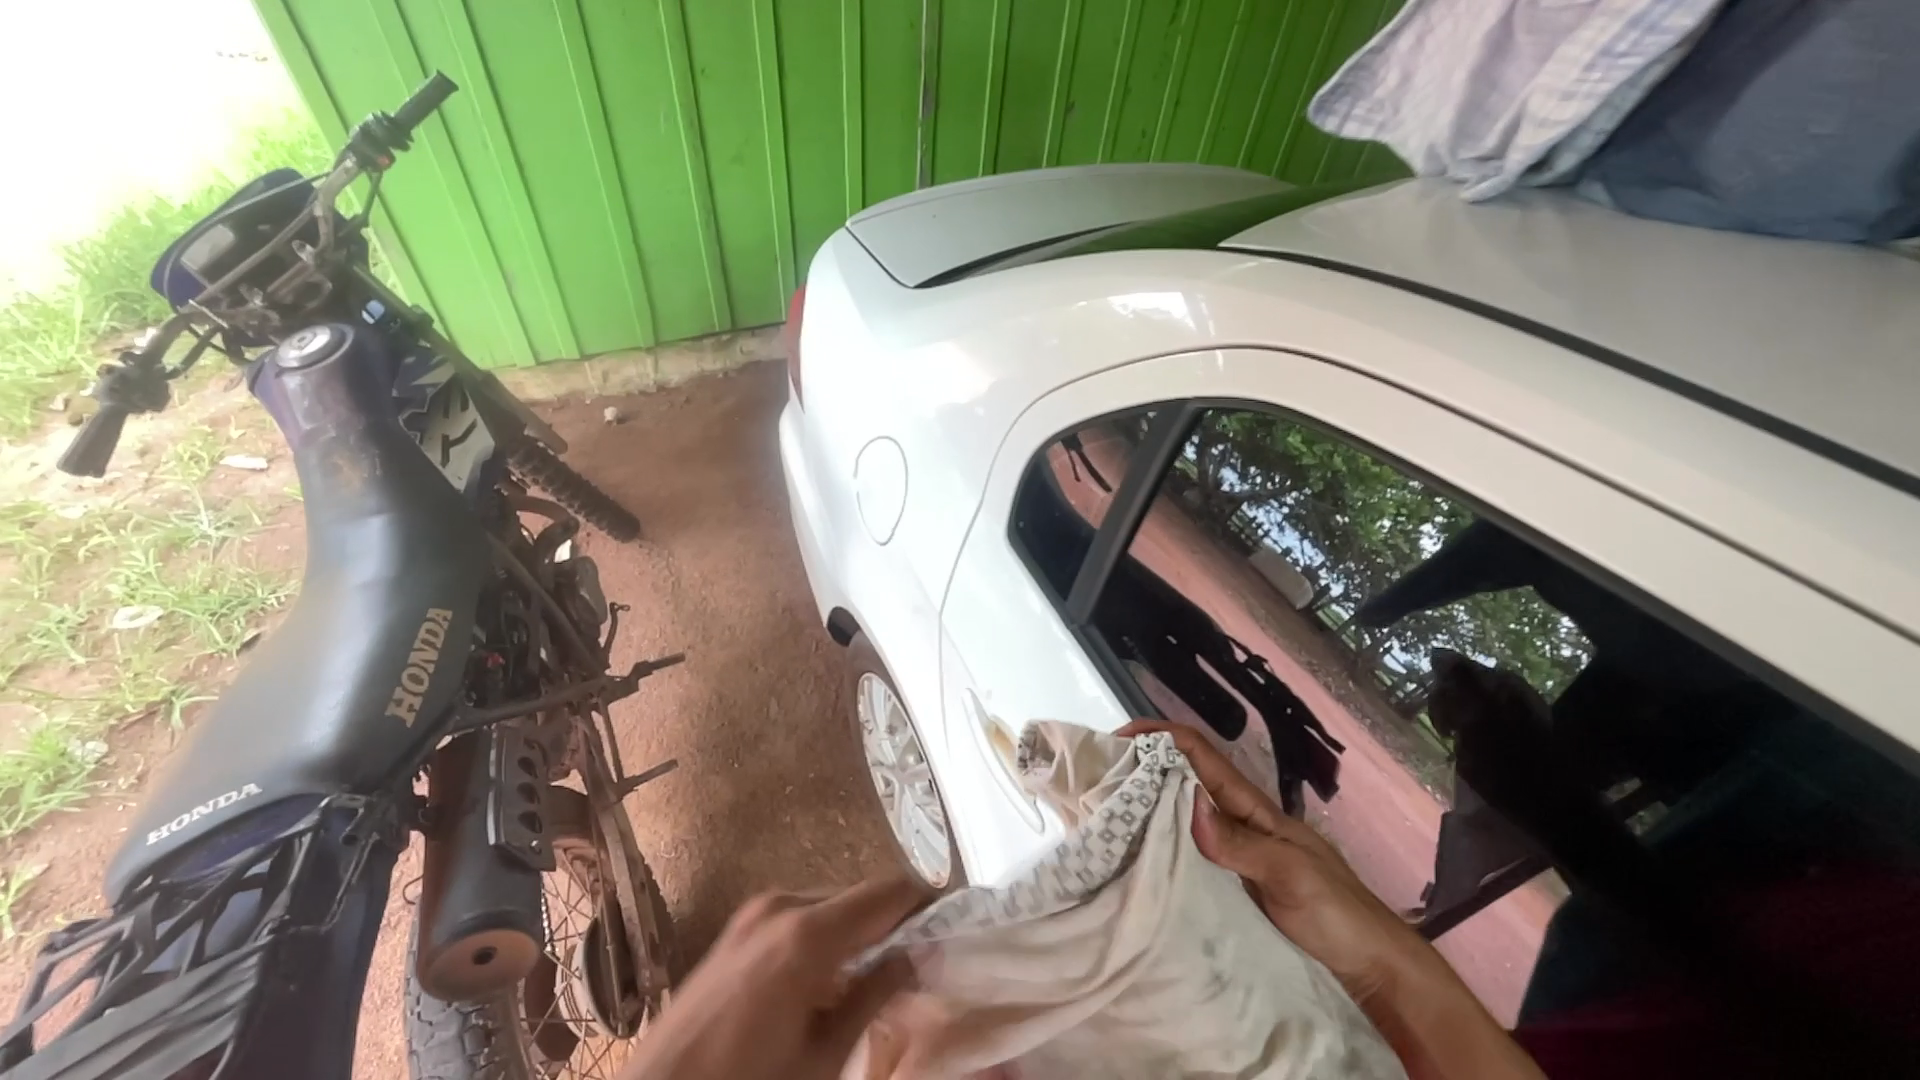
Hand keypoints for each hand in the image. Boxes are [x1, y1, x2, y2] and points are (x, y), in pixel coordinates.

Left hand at [620, 874, 927, 1079]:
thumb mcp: (823, 1056)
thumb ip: (875, 996)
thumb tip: (915, 957)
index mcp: (807, 933)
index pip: (888, 892)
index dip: (926, 902)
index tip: (952, 924)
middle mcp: (782, 905)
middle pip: (860, 897)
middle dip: (893, 924)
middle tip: (919, 963)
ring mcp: (754, 913)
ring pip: (831, 906)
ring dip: (859, 932)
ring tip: (877, 977)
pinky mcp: (737, 928)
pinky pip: (800, 918)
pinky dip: (826, 937)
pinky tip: (830, 980)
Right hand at [1117, 721, 1543, 1079]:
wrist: (1371, 967)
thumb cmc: (1337, 913)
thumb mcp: (1293, 875)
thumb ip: (1244, 844)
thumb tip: (1189, 805)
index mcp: (1252, 808)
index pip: (1200, 755)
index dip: (1160, 736)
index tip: (1117, 738)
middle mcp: (1237, 822)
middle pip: (1184, 779)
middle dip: (1143, 766)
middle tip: (1096, 776)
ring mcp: (1233, 852)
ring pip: (1182, 813)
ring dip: (1146, 802)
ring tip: (1102, 810)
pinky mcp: (1228, 882)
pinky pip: (1186, 850)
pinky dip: (1158, 840)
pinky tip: (1136, 854)